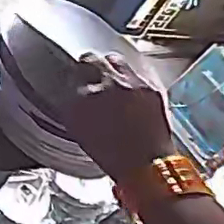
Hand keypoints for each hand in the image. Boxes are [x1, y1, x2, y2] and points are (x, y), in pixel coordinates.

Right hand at [60, 51, 175, 171]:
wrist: (146, 165)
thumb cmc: (111, 153)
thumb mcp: (78, 128)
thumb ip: (73, 103)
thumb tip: (72, 91)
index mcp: (85, 96)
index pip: (73, 71)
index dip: (74, 75)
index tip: (75, 80)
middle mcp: (109, 84)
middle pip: (93, 59)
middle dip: (90, 66)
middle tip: (90, 77)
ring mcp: (133, 83)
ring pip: (116, 61)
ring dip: (110, 67)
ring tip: (110, 81)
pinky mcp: (152, 87)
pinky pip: (135, 73)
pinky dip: (129, 78)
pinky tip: (128, 92)